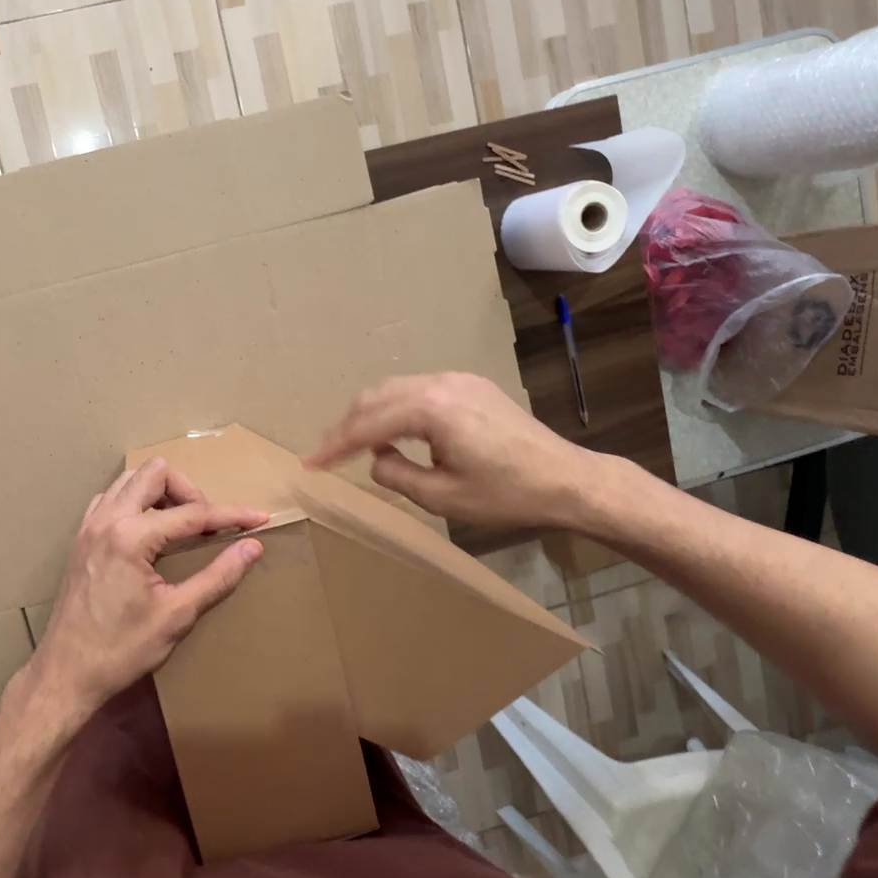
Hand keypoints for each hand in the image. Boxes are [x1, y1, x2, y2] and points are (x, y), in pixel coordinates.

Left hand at [28, 458, 269, 718]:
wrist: (66, 673)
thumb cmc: (121, 650)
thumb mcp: (177, 616)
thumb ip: (217, 576)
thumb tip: (252, 547)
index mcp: (131, 537)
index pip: (192, 512)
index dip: (231, 514)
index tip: (260, 518)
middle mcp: (107, 519)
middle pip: (157, 473)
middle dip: (190, 491)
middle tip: (208, 526)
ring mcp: (89, 526)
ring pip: (131, 479)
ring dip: (161, 493)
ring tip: (182, 526)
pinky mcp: (81, 538)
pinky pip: (112, 498)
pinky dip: (137, 503)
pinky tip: (150, 533)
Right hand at [305, 372, 598, 530]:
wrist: (567, 479)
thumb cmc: (506, 495)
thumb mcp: (442, 497)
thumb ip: (396, 475)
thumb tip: (377, 458)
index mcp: (430, 409)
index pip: (367, 424)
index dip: (335, 445)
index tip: (310, 464)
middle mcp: (440, 383)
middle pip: (376, 397)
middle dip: (347, 425)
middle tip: (327, 454)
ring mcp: (458, 380)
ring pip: (395, 389)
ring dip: (370, 414)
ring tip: (353, 443)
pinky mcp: (471, 385)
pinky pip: (419, 389)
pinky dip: (396, 407)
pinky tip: (394, 430)